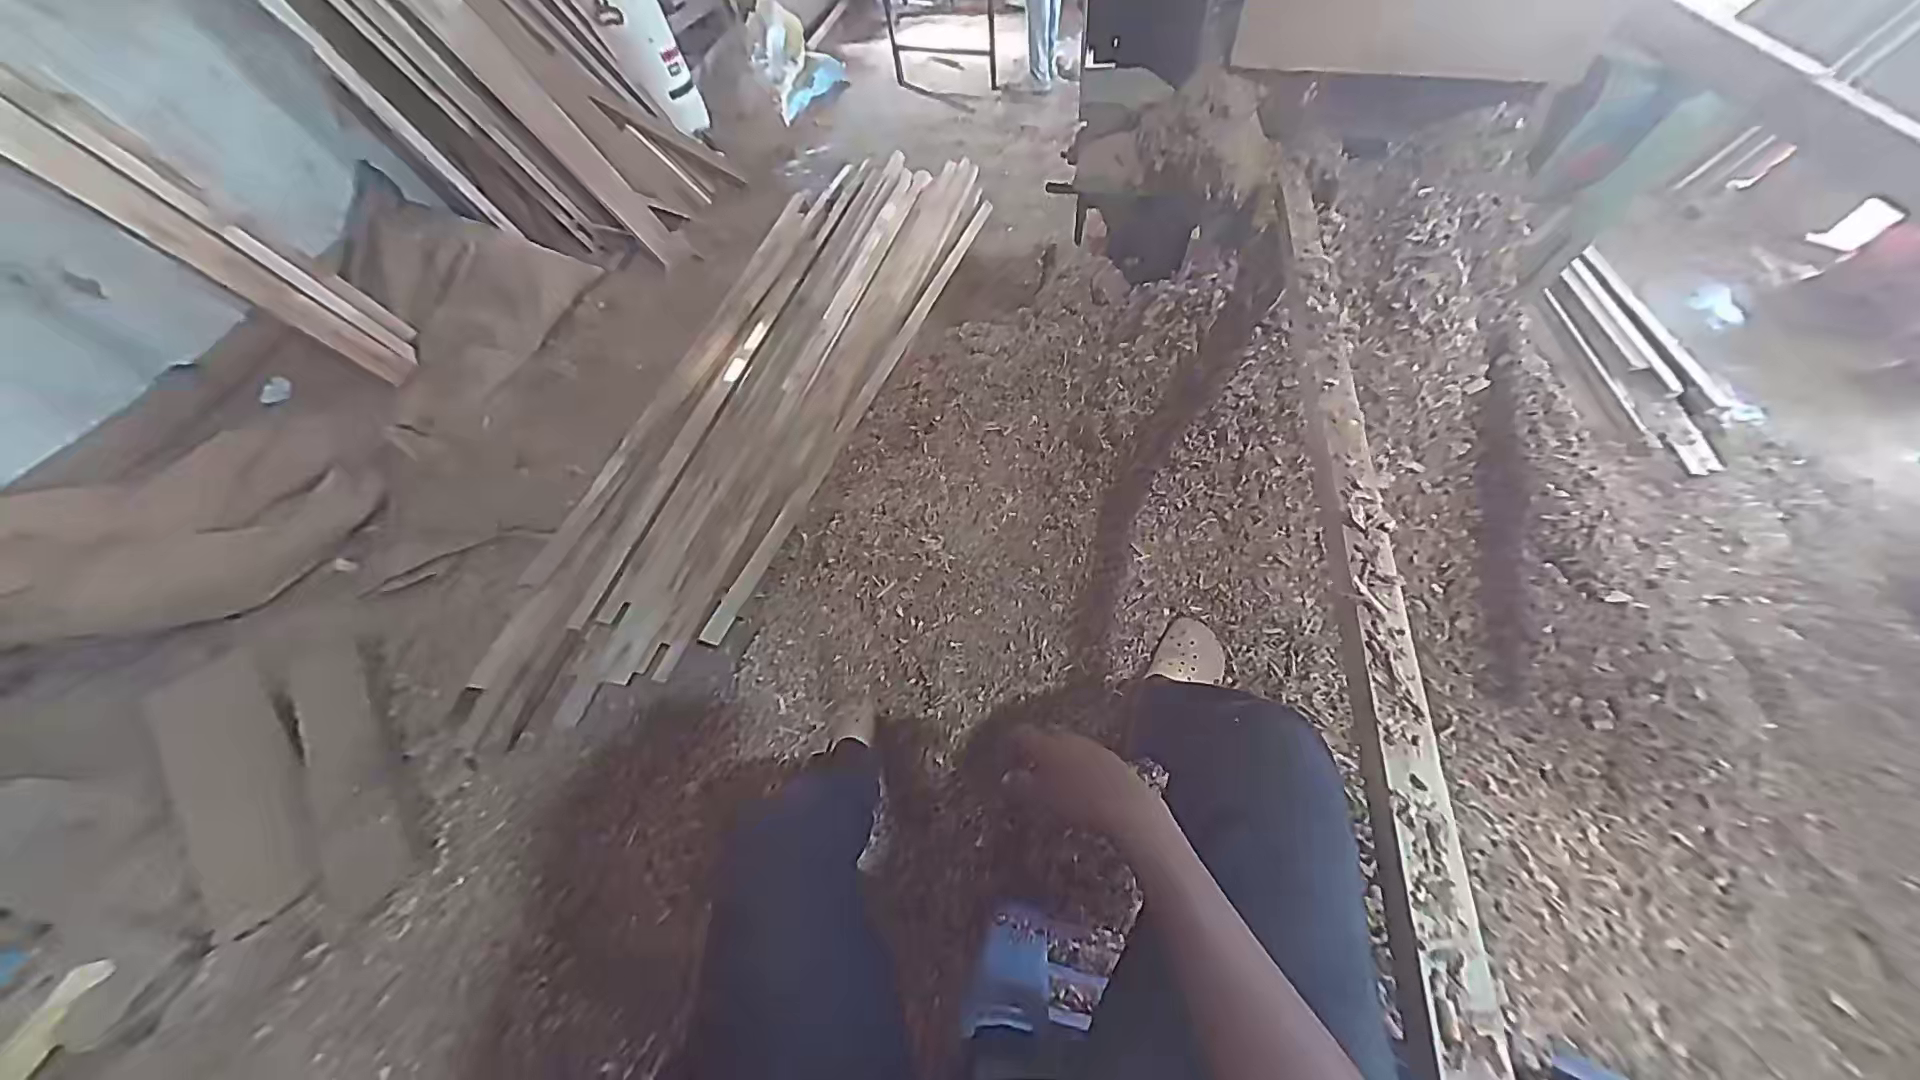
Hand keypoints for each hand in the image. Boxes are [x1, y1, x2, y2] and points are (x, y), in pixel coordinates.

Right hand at [1002, 726, 1170, 846]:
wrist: (1128, 807)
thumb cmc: (1077, 803)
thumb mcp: (1042, 799)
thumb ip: (1022, 786)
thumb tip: (1008, 778)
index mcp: (1046, 744)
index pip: (1020, 734)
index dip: (1010, 745)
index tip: (1005, 759)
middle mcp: (1068, 738)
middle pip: (1045, 737)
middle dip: (1034, 752)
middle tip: (1027, 770)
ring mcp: (1091, 746)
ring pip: (1067, 747)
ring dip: (1057, 759)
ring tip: (1052, 781)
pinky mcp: (1111, 759)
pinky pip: (1085, 757)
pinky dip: (1077, 767)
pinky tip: (1079, 786)